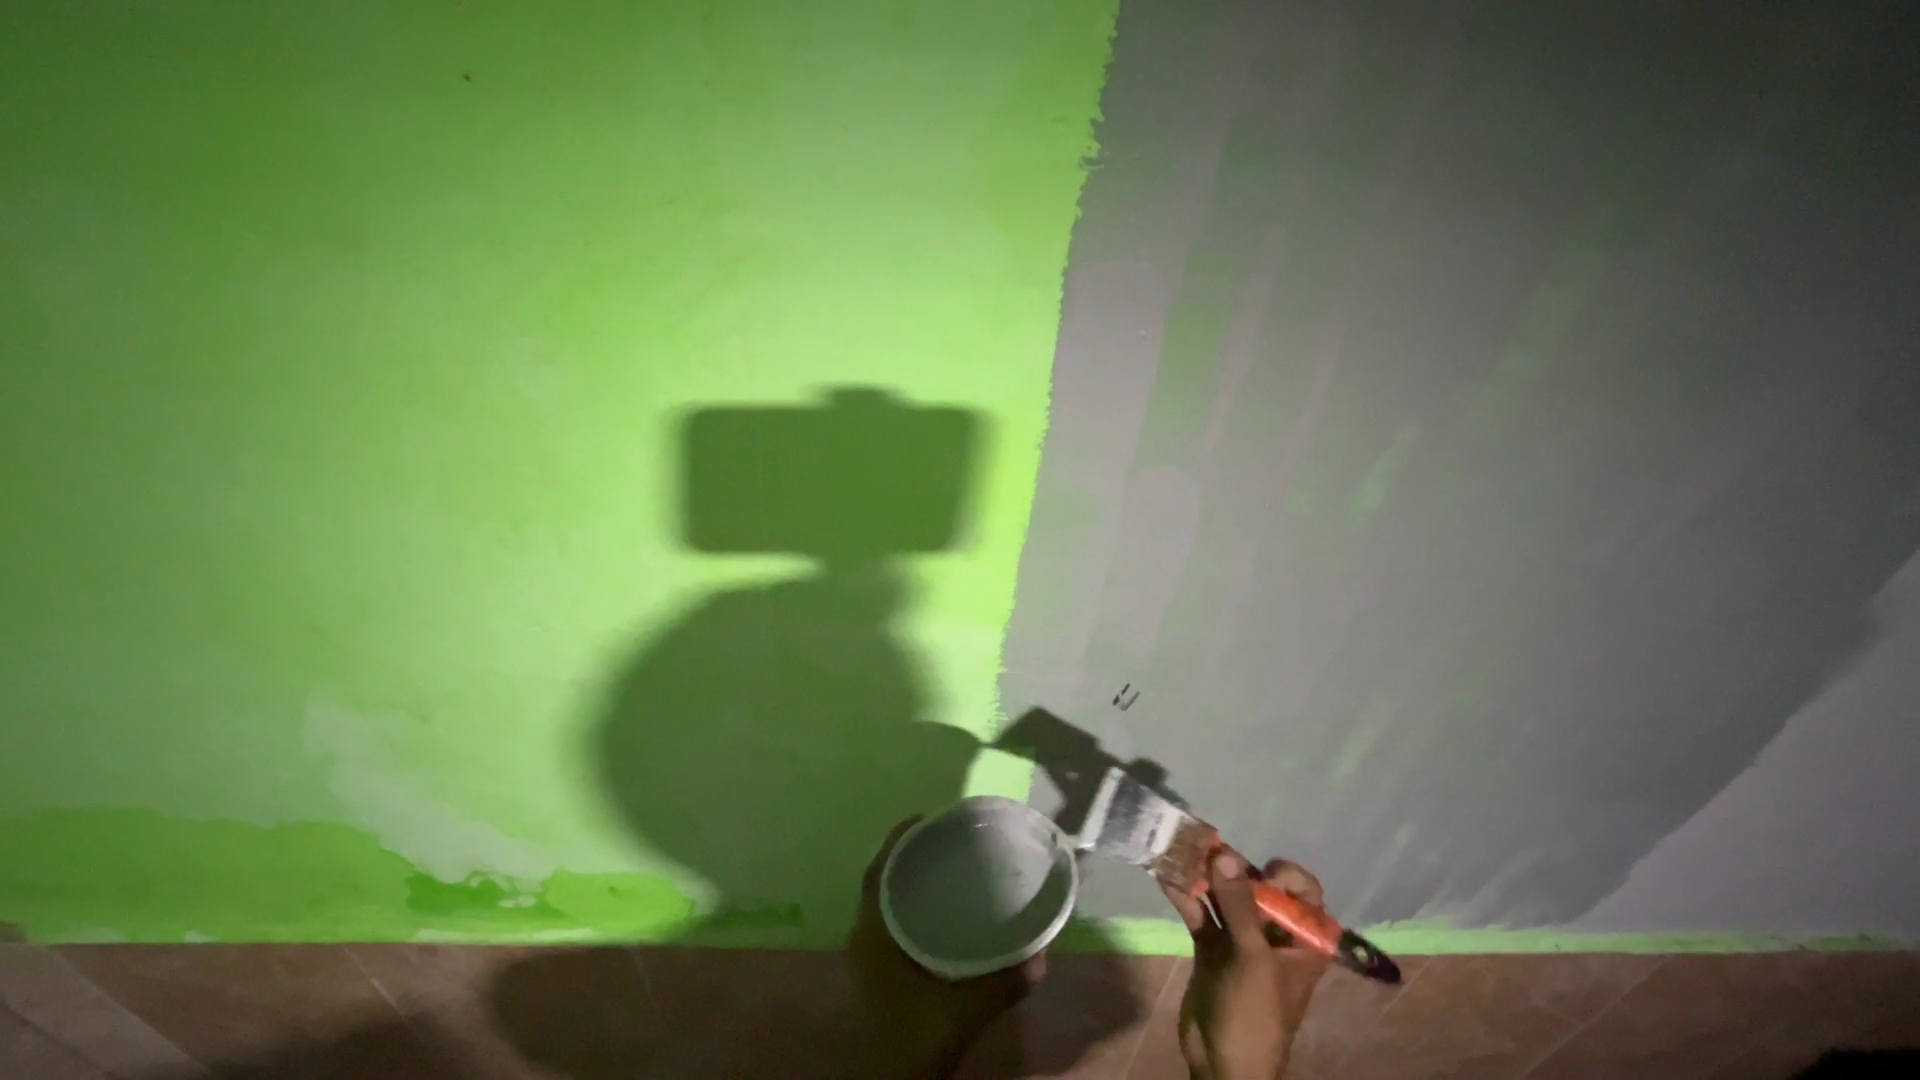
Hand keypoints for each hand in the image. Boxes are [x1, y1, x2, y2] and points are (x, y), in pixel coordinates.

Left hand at [846, 816, 1046, 1077]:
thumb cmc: (912, 1041)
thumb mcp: (960, 1014)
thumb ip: (1001, 985)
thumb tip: (1041, 956)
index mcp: (873, 934)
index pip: (877, 872)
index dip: (897, 840)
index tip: (925, 816)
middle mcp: (865, 937)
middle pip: (882, 881)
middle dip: (910, 855)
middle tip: (948, 837)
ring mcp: (870, 956)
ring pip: (886, 902)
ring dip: (910, 880)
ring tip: (949, 863)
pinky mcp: (880, 973)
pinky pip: (893, 922)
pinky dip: (913, 906)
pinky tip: (944, 911)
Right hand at [1161, 852, 1331, 1079]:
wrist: (1224, 1067)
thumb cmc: (1255, 1015)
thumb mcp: (1253, 959)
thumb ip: (1239, 904)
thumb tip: (1224, 854)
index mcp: (1302, 939)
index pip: (1303, 892)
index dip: (1283, 875)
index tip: (1259, 873)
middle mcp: (1273, 934)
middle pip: (1256, 887)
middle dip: (1231, 867)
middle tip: (1202, 849)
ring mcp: (1240, 940)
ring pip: (1223, 897)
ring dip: (1203, 877)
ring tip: (1177, 852)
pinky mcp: (1211, 948)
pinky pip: (1200, 914)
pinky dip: (1184, 896)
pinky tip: (1163, 877)